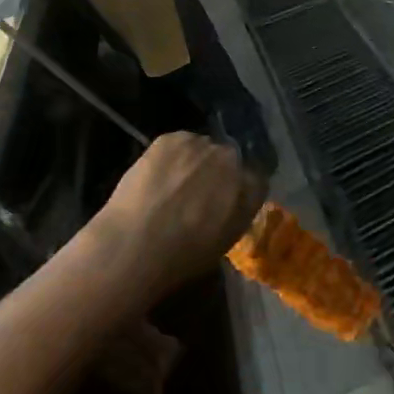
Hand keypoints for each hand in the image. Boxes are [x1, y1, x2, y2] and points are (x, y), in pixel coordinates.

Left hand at [88, 132, 267, 300]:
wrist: (139, 242)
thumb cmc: (184, 256)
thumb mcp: (224, 241)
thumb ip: (235, 211)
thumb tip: (228, 199)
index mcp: (249, 188)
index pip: (254, 179)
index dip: (238, 188)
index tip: (224, 198)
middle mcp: (230, 159)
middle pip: (227, 158)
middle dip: (215, 171)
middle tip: (196, 191)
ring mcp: (200, 144)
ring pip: (201, 147)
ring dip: (192, 160)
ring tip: (173, 182)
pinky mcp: (170, 138)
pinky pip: (177, 142)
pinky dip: (170, 155)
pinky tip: (157, 175)